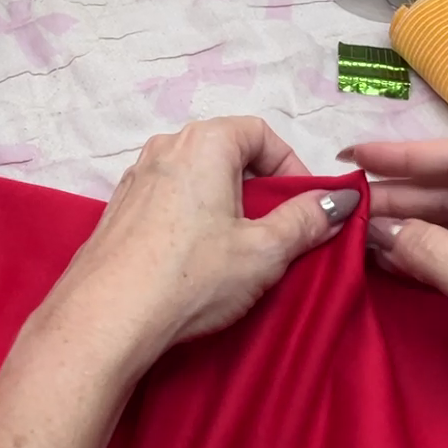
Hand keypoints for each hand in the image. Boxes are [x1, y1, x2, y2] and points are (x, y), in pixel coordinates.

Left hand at [40, 117, 358, 368]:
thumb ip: (306, 220)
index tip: (306, 206)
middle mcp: (166, 146)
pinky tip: (196, 256)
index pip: (260, 133)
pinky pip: (170, 194)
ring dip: (227, 201)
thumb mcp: (263, 251)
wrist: (106, 315)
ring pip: (198, 174)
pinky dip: (195, 212)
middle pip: (227, 150)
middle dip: (261, 186)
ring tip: (239, 247)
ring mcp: (137, 174)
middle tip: (278, 230)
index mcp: (204, 142)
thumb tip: (341, 200)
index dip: (291, 167)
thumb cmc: (192, 275)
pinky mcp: (120, 205)